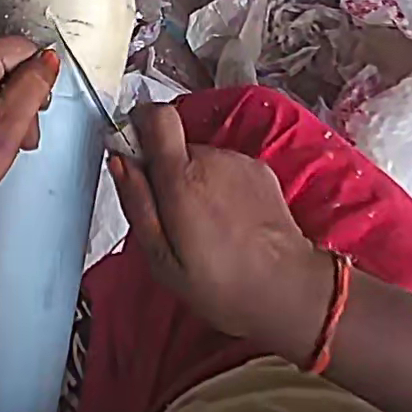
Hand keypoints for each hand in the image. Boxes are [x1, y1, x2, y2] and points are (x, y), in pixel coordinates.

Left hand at [0, 36, 59, 237]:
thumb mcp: (7, 128)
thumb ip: (33, 86)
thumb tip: (48, 59)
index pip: (21, 47)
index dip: (36, 78)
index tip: (34, 107)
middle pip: (5, 60)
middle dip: (21, 93)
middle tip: (19, 128)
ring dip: (5, 103)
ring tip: (1, 137)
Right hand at [109, 103, 329, 359]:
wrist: (293, 294)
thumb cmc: (220, 284)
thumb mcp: (160, 257)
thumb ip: (135, 202)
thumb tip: (119, 161)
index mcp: (181, 178)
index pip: (157, 116)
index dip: (140, 123)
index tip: (134, 150)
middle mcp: (211, 159)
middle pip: (174, 143)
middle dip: (165, 169)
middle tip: (172, 212)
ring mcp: (239, 161)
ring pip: (198, 156)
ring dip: (193, 179)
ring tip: (204, 221)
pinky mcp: (260, 168)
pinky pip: (223, 165)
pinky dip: (219, 184)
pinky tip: (228, 218)